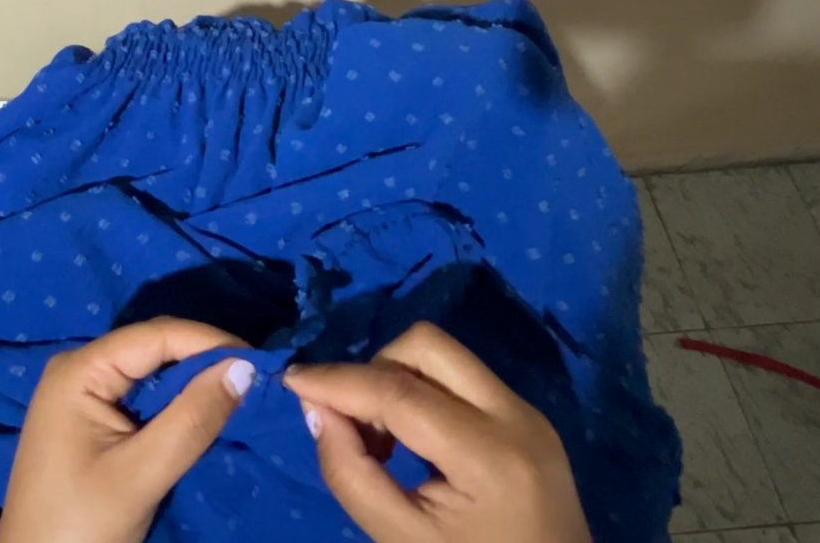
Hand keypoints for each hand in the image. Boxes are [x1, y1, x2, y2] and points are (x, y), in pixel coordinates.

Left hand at [0, 318, 253, 542]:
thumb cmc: (78, 527)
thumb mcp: (139, 476)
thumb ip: (191, 419)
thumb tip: (245, 367)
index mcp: (81, 369)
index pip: (156, 336)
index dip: (209, 341)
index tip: (260, 360)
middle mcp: (81, 367)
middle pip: (154, 347)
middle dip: (205, 357)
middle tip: (256, 377)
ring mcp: (84, 392)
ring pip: (152, 370)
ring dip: (194, 379)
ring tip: (241, 389)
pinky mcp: (92, 417)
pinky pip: (143, 393)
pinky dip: (176, 399)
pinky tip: (206, 408)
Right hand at [284, 322, 589, 542]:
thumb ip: (352, 474)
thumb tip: (316, 407)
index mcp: (491, 456)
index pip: (399, 392)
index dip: (337, 380)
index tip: (291, 379)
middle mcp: (515, 416)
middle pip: (426, 345)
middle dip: (375, 368)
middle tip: (353, 421)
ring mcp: (527, 413)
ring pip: (443, 353)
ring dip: (397, 377)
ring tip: (382, 437)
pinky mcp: (527, 418)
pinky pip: (460, 377)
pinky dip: (422, 391)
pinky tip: (412, 439)